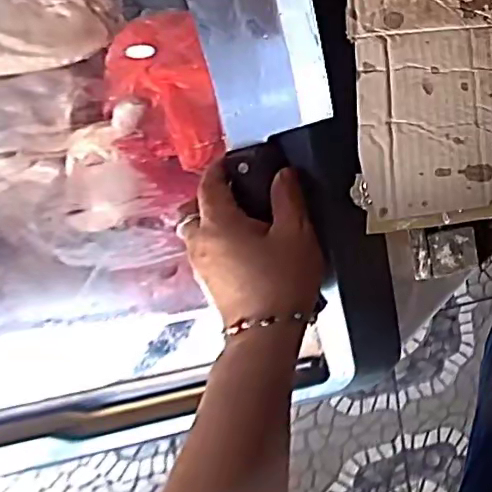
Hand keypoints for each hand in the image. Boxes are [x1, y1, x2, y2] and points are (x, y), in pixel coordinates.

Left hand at [184, 157, 325, 328]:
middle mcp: (201, 242)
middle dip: (212, 195)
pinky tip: (244, 243)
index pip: (209, 184)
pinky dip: (218, 238)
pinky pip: (206, 249)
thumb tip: (284, 176)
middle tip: (238, 189)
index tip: (231, 160)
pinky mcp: (208, 281)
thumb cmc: (281, 282)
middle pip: (194, 208)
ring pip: (197, 230)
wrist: (267, 331)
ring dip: (214, 218)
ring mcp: (201, 264)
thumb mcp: (297, 231)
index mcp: (219, 224)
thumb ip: (288, 197)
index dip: (220, 167)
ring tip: (245, 216)